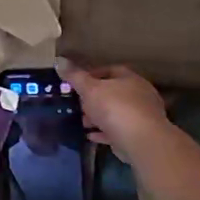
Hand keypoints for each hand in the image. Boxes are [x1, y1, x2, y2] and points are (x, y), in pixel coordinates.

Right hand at [55, 59, 170, 158]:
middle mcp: (139, 94)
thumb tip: (59, 60)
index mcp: (130, 80)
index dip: (93, 73)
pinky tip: (90, 135)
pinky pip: (116, 129)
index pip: (112, 70)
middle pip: (113, 92)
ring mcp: (140, 114)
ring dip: (97, 116)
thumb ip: (74, 76)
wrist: (139, 138)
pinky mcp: (137, 132)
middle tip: (76, 103)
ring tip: (81, 121)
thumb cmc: (114, 107)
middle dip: (93, 97)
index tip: (75, 82)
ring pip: (114, 111)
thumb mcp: (89, 89)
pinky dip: (103, 130)